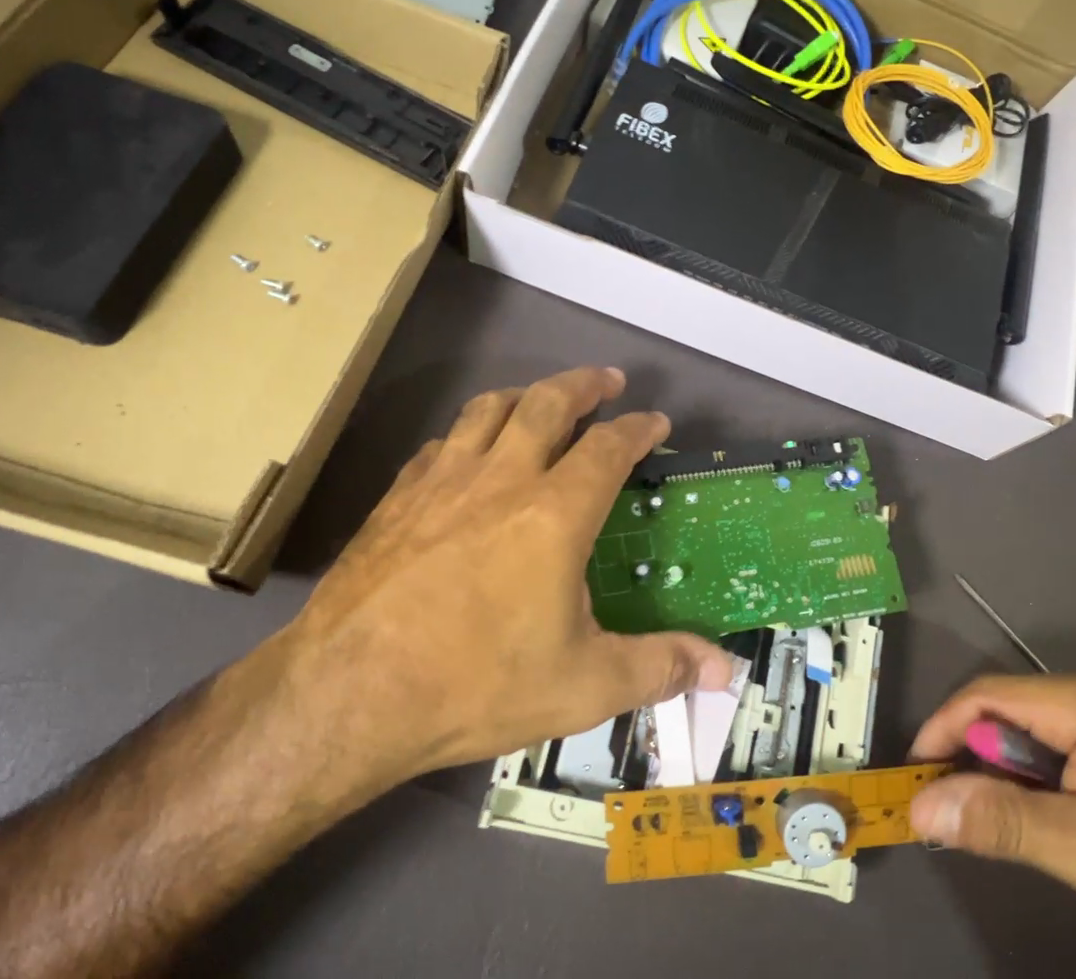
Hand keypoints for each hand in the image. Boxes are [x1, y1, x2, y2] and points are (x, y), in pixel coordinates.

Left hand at [256, 367, 731, 809]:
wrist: (350, 695)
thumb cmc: (478, 685)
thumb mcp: (585, 686)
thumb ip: (659, 668)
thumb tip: (725, 670)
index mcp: (554, 515)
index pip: (607, 449)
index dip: (637, 429)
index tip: (654, 421)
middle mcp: (499, 481)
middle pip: (546, 404)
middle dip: (583, 385)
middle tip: (607, 380)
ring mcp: (440, 485)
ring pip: (487, 410)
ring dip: (524, 395)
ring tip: (541, 399)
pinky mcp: (395, 502)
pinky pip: (442, 445)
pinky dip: (469, 435)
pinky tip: (467, 454)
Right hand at [908, 674, 1075, 978]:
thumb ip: (1001, 822)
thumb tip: (922, 806)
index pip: (988, 695)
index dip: (942, 731)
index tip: (917, 780)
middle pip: (1013, 712)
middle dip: (977, 761)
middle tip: (961, 817)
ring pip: (1042, 734)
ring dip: (1012, 775)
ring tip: (1010, 827)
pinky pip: (1073, 748)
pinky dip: (1046, 780)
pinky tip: (1059, 822)